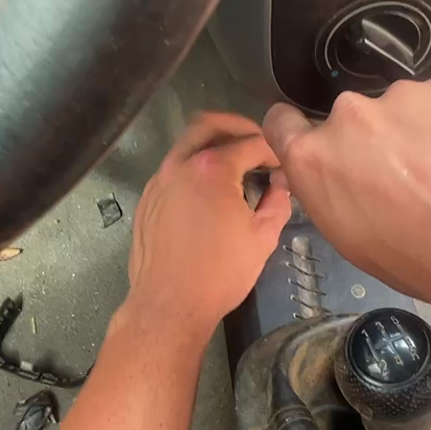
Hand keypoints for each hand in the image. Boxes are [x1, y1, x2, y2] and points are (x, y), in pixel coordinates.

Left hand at [124, 112, 292, 335]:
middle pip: (209, 124)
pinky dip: (193, 168)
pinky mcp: (147, 199)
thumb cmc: (220, 273)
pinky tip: (208, 192)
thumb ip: (278, 201)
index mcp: (212, 168)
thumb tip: (281, 183)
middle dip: (237, 127)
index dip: (273, 149)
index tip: (283, 162)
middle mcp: (180, 165)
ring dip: (212, 146)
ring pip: (186, 145)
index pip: (251, 143)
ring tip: (235, 166)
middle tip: (256, 142)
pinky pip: (172, 170)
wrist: (168, 305)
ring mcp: (158, 181)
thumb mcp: (263, 237)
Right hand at [263, 77, 430, 315]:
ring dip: (418, 132)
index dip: (297, 132)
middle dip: (374, 142)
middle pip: (354, 121)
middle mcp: (349, 116)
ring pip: (403, 110)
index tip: (315, 141)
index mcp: (314, 159)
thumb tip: (343, 175)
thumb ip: (332, 190)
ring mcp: (402, 96)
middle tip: (408, 179)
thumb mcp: (352, 238)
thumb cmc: (419, 258)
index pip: (281, 124)